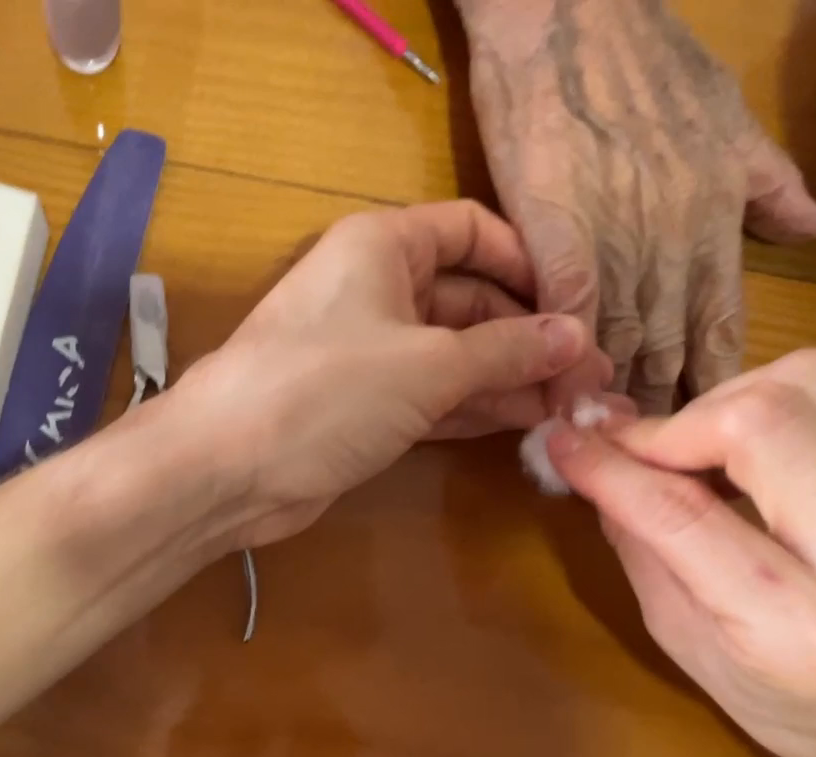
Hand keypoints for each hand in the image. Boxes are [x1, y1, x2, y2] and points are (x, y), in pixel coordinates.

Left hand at [163, 200, 609, 549]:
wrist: (227, 467)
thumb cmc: (326, 390)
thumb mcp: (428, 363)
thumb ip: (506, 349)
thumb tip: (575, 337)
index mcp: (381, 246)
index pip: (470, 230)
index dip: (527, 261)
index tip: (578, 304)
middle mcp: (374, 289)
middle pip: (467, 297)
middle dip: (527, 334)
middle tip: (588, 375)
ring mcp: (366, 351)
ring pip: (452, 353)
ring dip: (508, 377)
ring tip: (572, 404)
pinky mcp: (361, 405)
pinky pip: (430, 394)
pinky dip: (473, 406)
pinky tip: (526, 422)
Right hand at [457, 0, 815, 414]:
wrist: (570, 10)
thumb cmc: (642, 60)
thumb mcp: (727, 114)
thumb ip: (766, 180)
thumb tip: (812, 226)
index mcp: (714, 215)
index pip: (719, 320)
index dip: (714, 381)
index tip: (708, 431)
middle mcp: (675, 236)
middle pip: (670, 344)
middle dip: (663, 408)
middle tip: (657, 467)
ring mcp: (617, 235)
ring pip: (625, 337)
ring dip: (616, 399)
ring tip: (611, 454)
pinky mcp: (558, 229)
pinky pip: (570, 309)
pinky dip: (567, 358)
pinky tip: (558, 401)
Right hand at [536, 350, 815, 756]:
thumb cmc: (783, 705)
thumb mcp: (682, 640)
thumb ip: (641, 541)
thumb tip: (586, 454)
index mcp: (807, 636)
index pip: (687, 516)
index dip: (612, 467)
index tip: (562, 440)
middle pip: (770, 419)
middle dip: (679, 422)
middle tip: (642, 449)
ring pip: (813, 386)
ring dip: (727, 406)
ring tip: (700, 452)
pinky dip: (779, 421)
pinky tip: (767, 470)